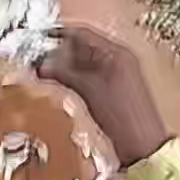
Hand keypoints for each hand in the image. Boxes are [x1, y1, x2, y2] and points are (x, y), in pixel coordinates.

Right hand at [43, 24, 171, 166]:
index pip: (84, 33)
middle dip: (60, 50)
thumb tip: (40, 65)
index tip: (40, 35)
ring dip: (66, 64)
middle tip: (37, 55)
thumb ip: (63, 74)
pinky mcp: (114, 88)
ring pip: (86, 61)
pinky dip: (74, 75)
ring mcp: (118, 73)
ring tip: (43, 68)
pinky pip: (90, 74)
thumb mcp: (88, 90)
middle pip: (84, 46)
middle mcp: (119, 58)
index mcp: (117, 52)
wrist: (143, 146)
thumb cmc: (122, 116)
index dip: (60, 33)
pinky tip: (60, 80)